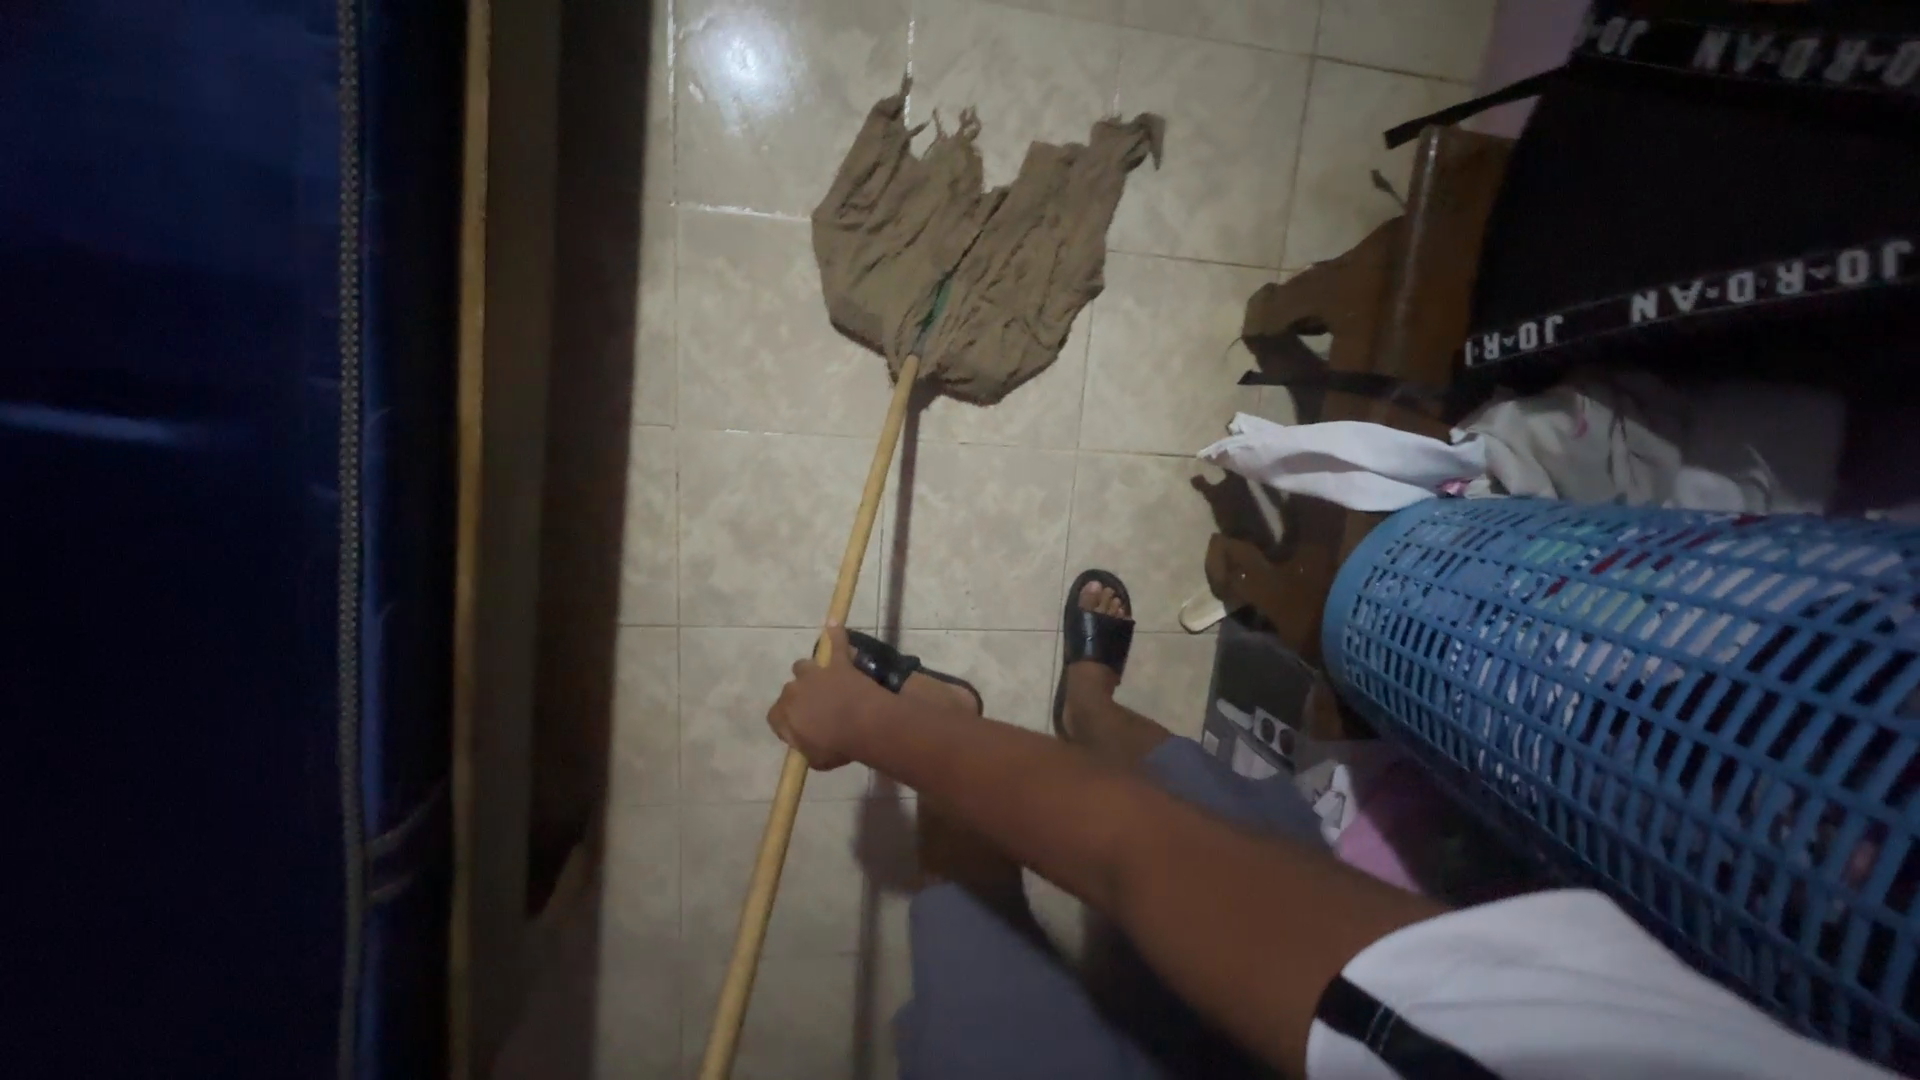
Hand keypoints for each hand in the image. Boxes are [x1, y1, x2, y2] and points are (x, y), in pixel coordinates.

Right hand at [767, 623, 891, 770]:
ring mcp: (815, 673)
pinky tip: (834, 624)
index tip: (801, 729)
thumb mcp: (815, 759)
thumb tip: (808, 745)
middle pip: (791, 690)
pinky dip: (835, 634)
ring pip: (804, 667)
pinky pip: (836, 643)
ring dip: (813, 674)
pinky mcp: (838, 663)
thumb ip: (807, 749)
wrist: (863, 724)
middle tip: (821, 710)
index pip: (775, 716)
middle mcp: (794, 689)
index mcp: (783, 714)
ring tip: (826, 682)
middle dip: (803, 698)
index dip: (788, 723)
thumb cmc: (837, 746)